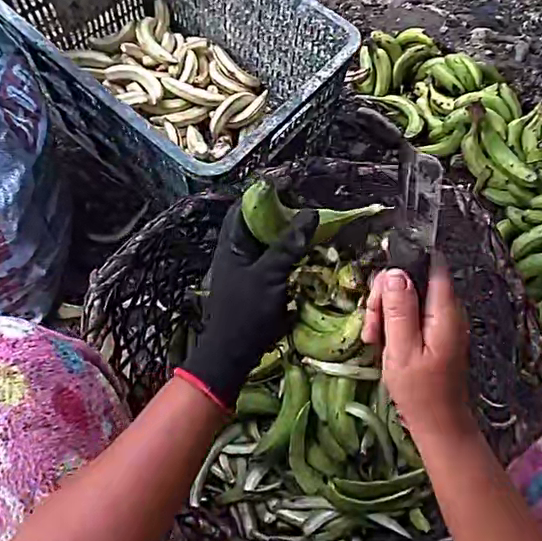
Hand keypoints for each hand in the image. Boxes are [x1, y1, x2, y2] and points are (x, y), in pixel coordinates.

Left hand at [180, 206, 316, 408]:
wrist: (233, 355)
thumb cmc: (245, 313)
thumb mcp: (269, 275)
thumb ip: (288, 245)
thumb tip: (310, 214)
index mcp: (231, 246)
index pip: (243, 209)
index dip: (264, 195)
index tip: (288, 185)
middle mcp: (236, 254)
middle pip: (257, 225)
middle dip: (280, 214)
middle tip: (305, 208)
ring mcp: (245, 271)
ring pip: (266, 244)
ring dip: (285, 235)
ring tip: (310, 227)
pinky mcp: (256, 286)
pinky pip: (273, 262)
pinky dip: (288, 255)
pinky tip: (305, 254)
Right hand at [364, 253, 472, 442]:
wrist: (439, 426)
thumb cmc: (421, 393)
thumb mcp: (402, 350)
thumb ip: (399, 310)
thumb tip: (394, 273)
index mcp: (445, 310)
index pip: (431, 263)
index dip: (404, 262)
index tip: (379, 281)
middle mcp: (449, 310)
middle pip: (414, 279)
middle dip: (387, 294)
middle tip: (372, 324)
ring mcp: (443, 321)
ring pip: (409, 297)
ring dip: (386, 311)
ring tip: (374, 338)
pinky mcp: (436, 332)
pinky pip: (412, 314)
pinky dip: (394, 323)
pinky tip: (383, 342)